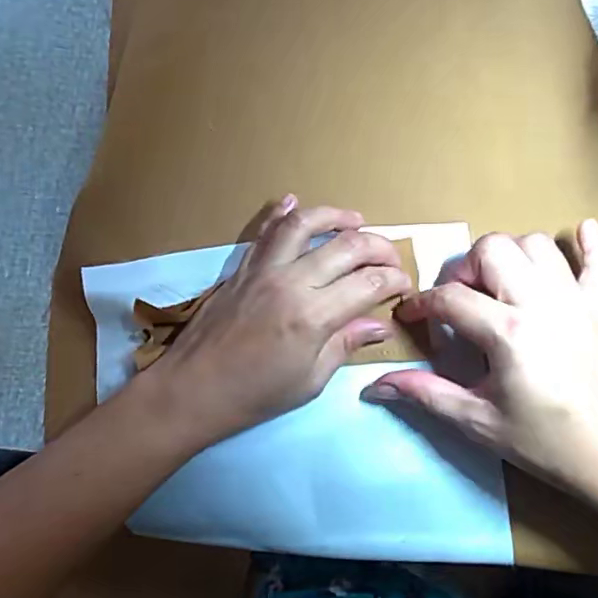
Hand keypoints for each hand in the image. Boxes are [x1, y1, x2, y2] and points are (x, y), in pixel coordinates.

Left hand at [138, 195, 412, 444]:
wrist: (192, 390)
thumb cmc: (255, 395)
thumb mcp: (309, 380)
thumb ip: (344, 345)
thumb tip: (378, 324)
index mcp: (313, 316)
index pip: (369, 284)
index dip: (394, 280)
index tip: (404, 286)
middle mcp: (292, 282)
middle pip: (347, 247)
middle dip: (379, 247)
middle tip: (391, 258)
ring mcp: (263, 270)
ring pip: (304, 224)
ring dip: (336, 216)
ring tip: (357, 220)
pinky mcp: (242, 268)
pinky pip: (264, 232)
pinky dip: (281, 213)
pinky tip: (294, 202)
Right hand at [362, 223, 597, 522]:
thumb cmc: (548, 443)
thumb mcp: (479, 422)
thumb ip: (427, 395)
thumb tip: (376, 385)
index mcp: (508, 331)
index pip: (450, 298)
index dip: (421, 304)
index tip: (410, 318)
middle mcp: (541, 301)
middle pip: (493, 248)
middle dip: (466, 267)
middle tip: (459, 300)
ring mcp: (576, 299)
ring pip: (536, 244)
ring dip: (510, 256)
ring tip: (498, 286)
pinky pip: (597, 260)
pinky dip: (586, 244)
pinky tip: (578, 233)